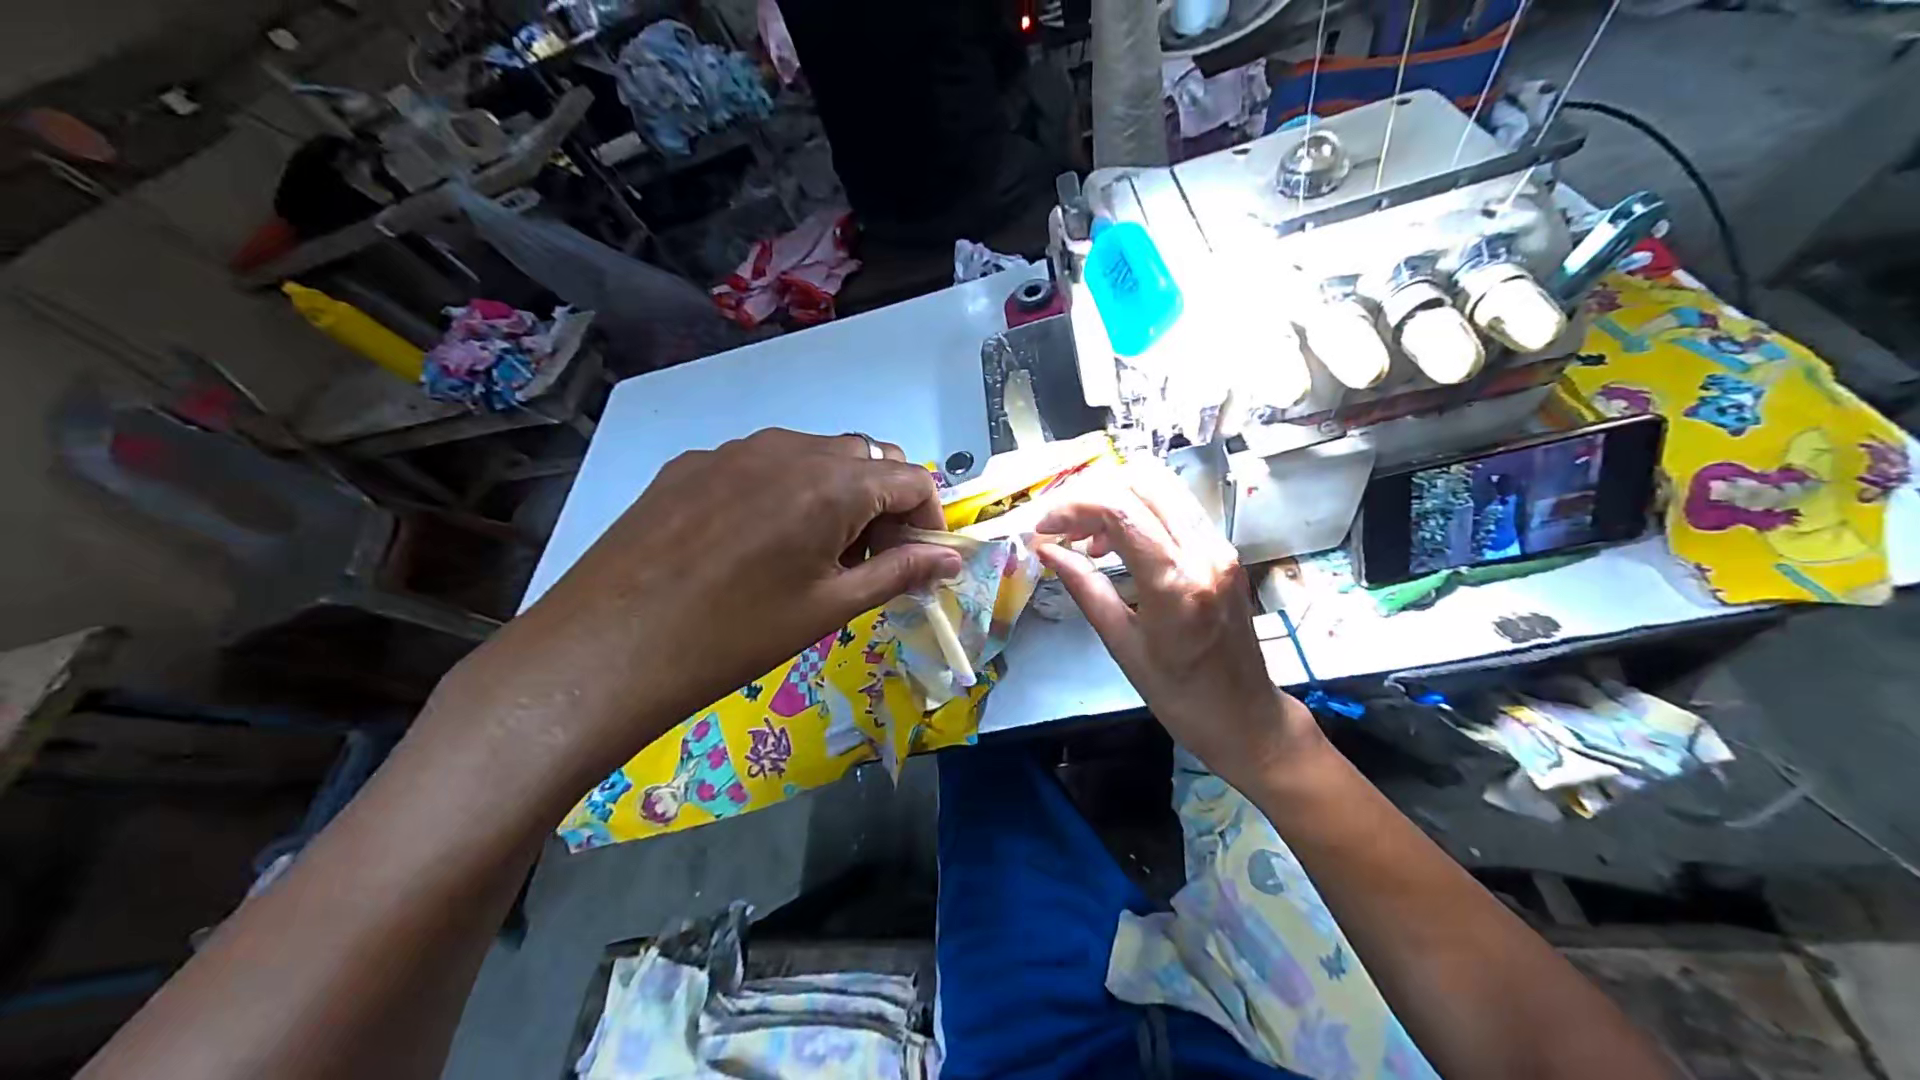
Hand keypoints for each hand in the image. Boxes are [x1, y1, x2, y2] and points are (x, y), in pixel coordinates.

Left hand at [448, 429, 962, 786]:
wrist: (607, 647)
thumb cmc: (735, 636)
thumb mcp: (829, 609)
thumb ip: (899, 573)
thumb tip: (951, 558)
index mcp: (833, 483)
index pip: (912, 479)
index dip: (927, 521)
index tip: (915, 563)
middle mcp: (789, 448)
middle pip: (866, 459)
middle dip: (883, 505)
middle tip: (865, 563)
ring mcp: (734, 450)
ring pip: (813, 457)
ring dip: (835, 495)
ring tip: (809, 555)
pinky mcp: (691, 463)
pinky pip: (760, 464)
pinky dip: (783, 492)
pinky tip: (751, 544)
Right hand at [1035, 462, 1320, 788]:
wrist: (1246, 717)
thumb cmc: (1180, 696)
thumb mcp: (1122, 645)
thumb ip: (1085, 588)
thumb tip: (1046, 550)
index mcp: (1176, 583)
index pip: (1120, 510)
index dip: (1073, 507)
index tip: (1045, 527)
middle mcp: (1204, 553)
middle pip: (1142, 483)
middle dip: (1091, 494)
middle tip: (1061, 525)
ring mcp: (1220, 547)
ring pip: (1161, 487)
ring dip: (1114, 498)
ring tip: (1083, 536)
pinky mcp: (1224, 550)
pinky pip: (1175, 508)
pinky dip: (1137, 511)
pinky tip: (1113, 542)